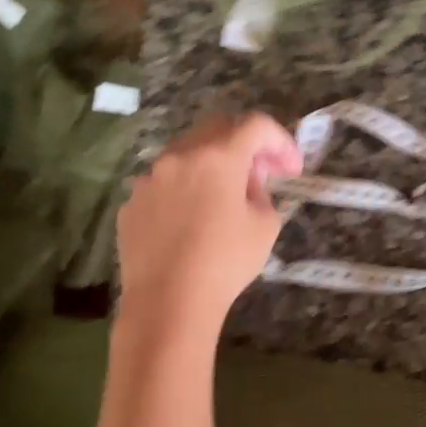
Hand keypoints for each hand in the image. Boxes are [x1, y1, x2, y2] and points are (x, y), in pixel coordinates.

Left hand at [116, 113, 301, 327]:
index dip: (281, 141)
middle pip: (217, 128)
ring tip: (226, 199)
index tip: (292, 169)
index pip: (256, 126)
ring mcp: (149, 178)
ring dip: (213, 166)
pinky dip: (186, 190)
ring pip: (187, 154)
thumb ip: (261, 192)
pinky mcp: (132, 202)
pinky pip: (165, 184)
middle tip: (263, 174)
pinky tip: (194, 222)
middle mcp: (179, 157)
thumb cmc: (226, 261)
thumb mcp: (266, 226)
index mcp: (218, 158)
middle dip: (246, 145)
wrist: (168, 300)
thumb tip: (246, 184)